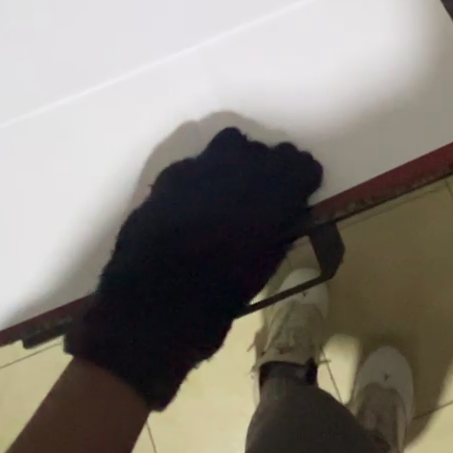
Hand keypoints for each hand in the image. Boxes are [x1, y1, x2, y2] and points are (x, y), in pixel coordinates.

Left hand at [65, 128, 321, 408]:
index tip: (304, 187)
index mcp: (268, 197)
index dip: (303, 176)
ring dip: (238, 160)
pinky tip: (198, 201)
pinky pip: (196, 164)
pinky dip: (204, 176)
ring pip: (230, 144)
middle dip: (273, 166)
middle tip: (271, 190)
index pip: (298, 166)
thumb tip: (286, 212)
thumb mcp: (260, 271)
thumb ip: (277, 232)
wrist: (148, 309)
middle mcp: (236, 173)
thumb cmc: (213, 303)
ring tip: (234, 187)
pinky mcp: (168, 177)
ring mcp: (198, 170)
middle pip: (265, 151)